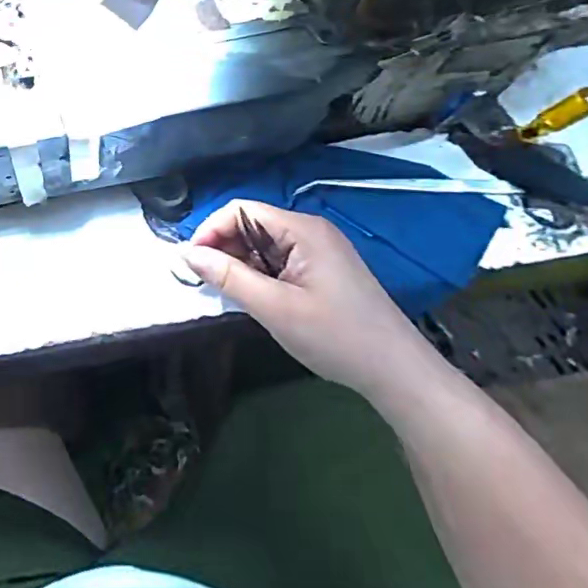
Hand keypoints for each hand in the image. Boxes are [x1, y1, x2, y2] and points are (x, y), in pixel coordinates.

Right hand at [181, 201, 442, 401]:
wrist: (400, 375)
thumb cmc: (337, 337)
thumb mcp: (274, 308)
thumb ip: (227, 277)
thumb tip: (187, 254)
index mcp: (303, 230)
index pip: (240, 211)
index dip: (210, 231)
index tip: (192, 262)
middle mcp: (311, 232)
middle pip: (250, 225)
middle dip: (223, 248)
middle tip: (209, 281)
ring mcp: (319, 251)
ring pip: (261, 244)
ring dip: (240, 264)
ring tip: (232, 293)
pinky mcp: (323, 270)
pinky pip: (278, 260)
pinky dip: (259, 274)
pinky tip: (257, 298)